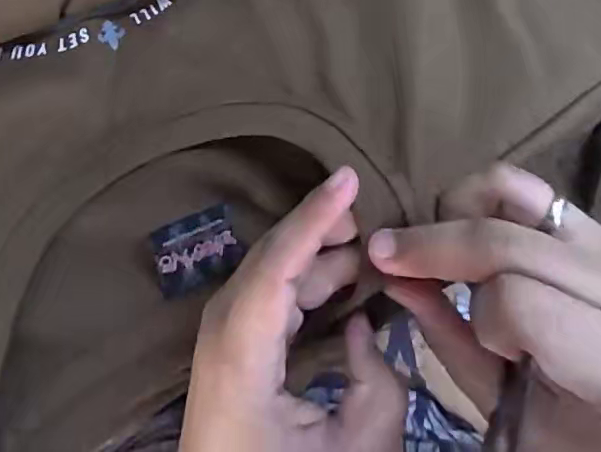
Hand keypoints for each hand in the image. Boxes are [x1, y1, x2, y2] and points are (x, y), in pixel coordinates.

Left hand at [181, 166, 404, 451]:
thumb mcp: (353, 450)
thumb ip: (376, 383)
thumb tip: (362, 323)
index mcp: (241, 347)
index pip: (279, 260)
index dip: (316, 214)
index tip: (348, 176)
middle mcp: (224, 323)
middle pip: (277, 254)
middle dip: (324, 226)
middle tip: (372, 218)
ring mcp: (225, 328)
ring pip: (277, 266)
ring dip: (322, 252)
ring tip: (368, 247)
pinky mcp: (233, 338)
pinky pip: (274, 288)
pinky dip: (310, 274)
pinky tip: (342, 276)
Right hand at [368, 164, 600, 451]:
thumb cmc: (585, 447)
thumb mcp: (514, 424)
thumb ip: (453, 346)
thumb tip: (394, 278)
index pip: (519, 301)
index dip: (462, 303)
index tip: (413, 296)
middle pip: (505, 236)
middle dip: (434, 241)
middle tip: (386, 253)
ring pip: (511, 186)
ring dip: (460, 209)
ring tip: (440, 246)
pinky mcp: (592, 225)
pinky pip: (523, 186)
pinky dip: (483, 198)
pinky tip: (467, 230)